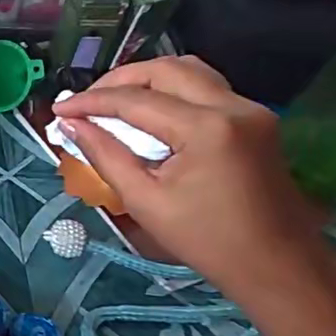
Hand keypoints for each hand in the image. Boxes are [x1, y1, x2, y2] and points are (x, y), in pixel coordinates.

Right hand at [52, 56, 335, 302]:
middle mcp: (233, 106)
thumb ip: (105, 155)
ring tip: (112, 103)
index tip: (58, 109)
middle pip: (164, 69)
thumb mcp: (143, 200)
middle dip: (117, 80)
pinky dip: (169, 91)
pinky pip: (204, 88)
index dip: (90, 101)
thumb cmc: (206, 240)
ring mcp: (250, 110)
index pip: (135, 100)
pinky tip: (146, 113)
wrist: (278, 266)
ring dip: (145, 80)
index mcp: (206, 129)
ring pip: (188, 71)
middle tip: (84, 102)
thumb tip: (71, 125)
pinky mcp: (255, 119)